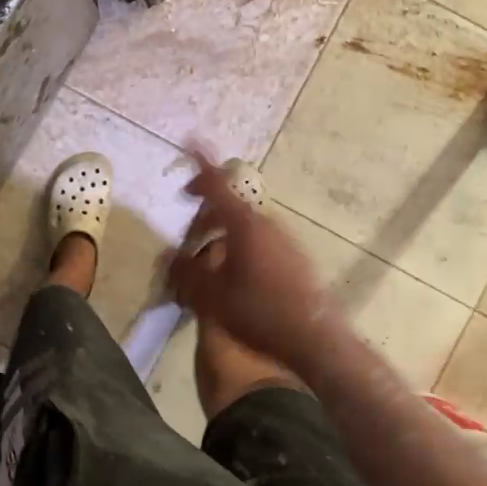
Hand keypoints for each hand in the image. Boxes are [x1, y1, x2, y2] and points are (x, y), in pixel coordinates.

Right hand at [166, 152, 339, 375]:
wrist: (316, 340)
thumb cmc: (259, 312)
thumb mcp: (211, 296)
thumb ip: (186, 272)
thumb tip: (170, 254)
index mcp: (244, 225)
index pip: (217, 185)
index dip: (200, 166)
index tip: (189, 145)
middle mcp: (266, 224)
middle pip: (230, 206)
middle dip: (206, 215)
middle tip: (189, 237)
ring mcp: (285, 240)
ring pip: (245, 226)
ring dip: (223, 234)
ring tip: (209, 262)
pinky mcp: (295, 258)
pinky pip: (260, 241)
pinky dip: (241, 246)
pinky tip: (235, 277)